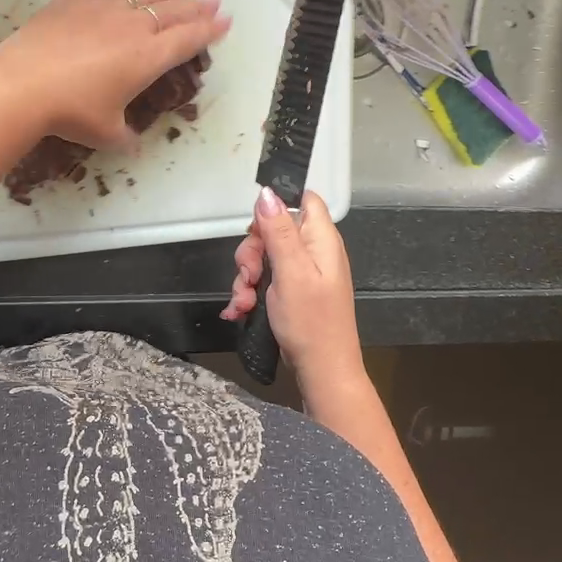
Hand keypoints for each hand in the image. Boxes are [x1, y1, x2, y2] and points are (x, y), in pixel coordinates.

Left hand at [0, 0, 230, 151]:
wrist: (24, 86)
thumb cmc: (71, 114)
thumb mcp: (106, 133)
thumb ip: (125, 135)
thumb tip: (133, 143)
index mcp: (148, 58)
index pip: (187, 40)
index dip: (209, 31)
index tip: (225, 21)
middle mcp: (133, 27)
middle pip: (173, 12)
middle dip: (197, 6)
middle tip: (214, 0)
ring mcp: (103, 9)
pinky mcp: (75, 2)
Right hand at [220, 188, 362, 386]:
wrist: (321, 369)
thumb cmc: (310, 321)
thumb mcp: (291, 272)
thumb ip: (278, 231)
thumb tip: (267, 192)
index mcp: (320, 239)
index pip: (301, 200)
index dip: (274, 208)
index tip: (256, 229)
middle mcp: (313, 252)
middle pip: (273, 231)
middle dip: (251, 253)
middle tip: (249, 275)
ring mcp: (302, 274)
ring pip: (263, 259)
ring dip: (246, 279)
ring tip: (244, 302)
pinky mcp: (291, 293)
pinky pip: (264, 282)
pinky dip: (249, 294)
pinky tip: (240, 311)